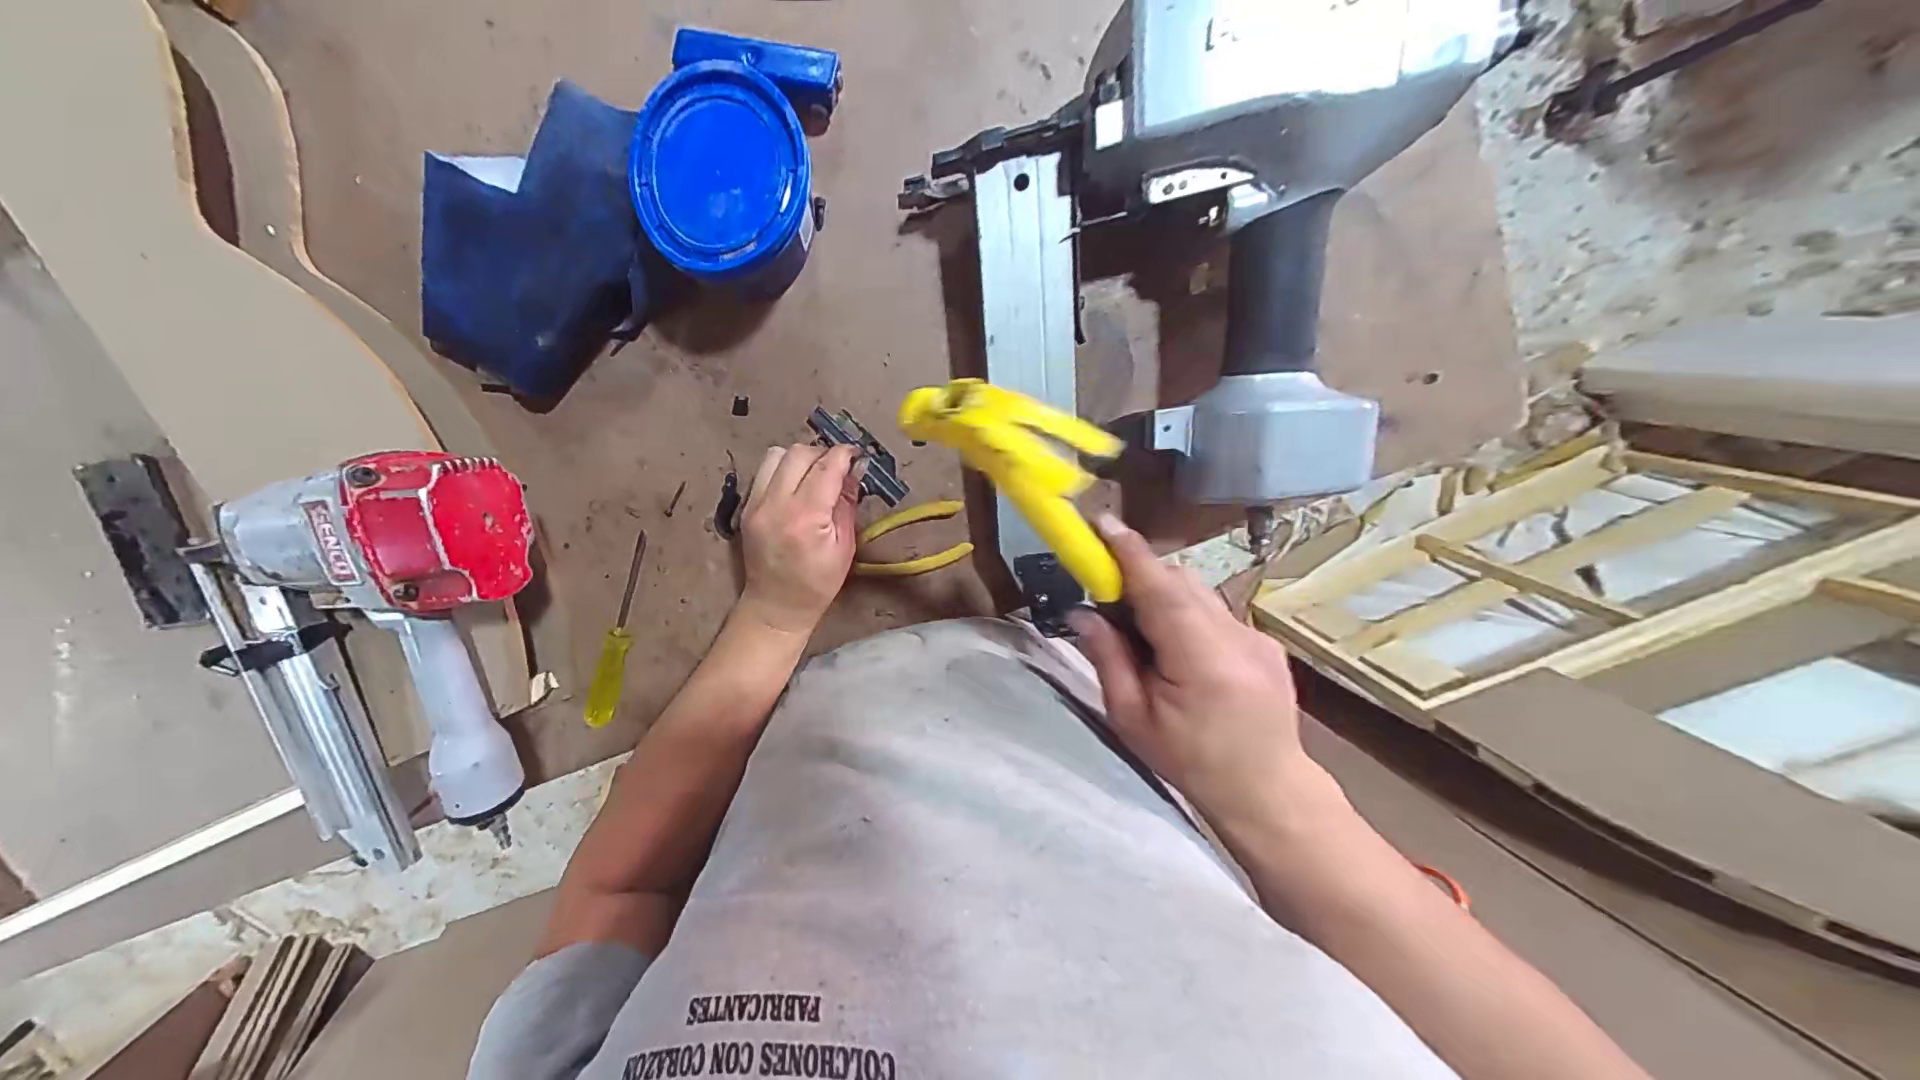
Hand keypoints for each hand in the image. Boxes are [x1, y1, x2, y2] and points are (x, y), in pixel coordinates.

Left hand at [735, 443, 864, 633]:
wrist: (776, 606)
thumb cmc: (818, 583)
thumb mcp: (845, 546)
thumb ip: (847, 503)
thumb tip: (854, 470)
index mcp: (806, 517)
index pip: (826, 467)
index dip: (845, 454)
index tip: (857, 455)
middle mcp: (776, 504)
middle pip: (799, 453)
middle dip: (824, 454)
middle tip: (838, 468)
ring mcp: (755, 504)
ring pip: (777, 455)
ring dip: (800, 458)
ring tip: (815, 474)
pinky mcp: (746, 507)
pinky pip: (765, 472)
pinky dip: (784, 470)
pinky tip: (796, 487)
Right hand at [1069, 515, 1327, 828]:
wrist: (1268, 792)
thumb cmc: (1191, 762)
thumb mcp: (1133, 719)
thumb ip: (1108, 659)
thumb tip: (1082, 613)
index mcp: (1203, 661)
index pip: (1162, 590)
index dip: (1130, 553)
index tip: (1102, 524)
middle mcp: (1237, 637)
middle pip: (1180, 581)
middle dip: (1140, 574)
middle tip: (1105, 593)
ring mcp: (1256, 637)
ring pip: (1198, 591)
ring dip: (1162, 594)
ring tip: (1140, 629)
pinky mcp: (1264, 641)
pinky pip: (1215, 609)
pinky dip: (1186, 612)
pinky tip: (1177, 648)